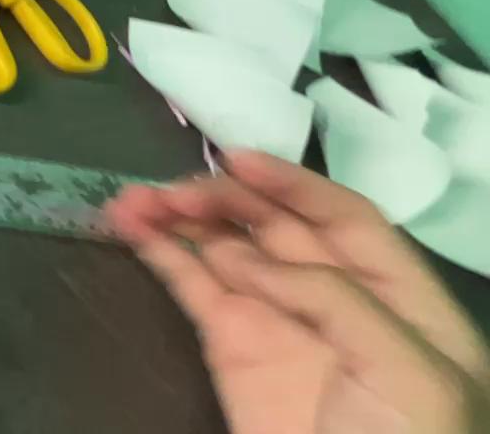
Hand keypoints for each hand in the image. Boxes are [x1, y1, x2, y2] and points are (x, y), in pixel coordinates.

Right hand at [106, 150, 489, 432]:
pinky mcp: (224, 335)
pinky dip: (152, 243)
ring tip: (132, 200)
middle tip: (173, 193)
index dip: (292, 183)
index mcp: (398, 301)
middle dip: (219, 196)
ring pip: (218, 242)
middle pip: (270, 223)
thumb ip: (333, 299)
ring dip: (174, 212)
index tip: (233, 159)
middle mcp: (331, 295)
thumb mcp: (411, 375)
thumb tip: (241, 259)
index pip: (346, 219)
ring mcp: (272, 314)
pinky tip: (123, 221)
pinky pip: (184, 276)